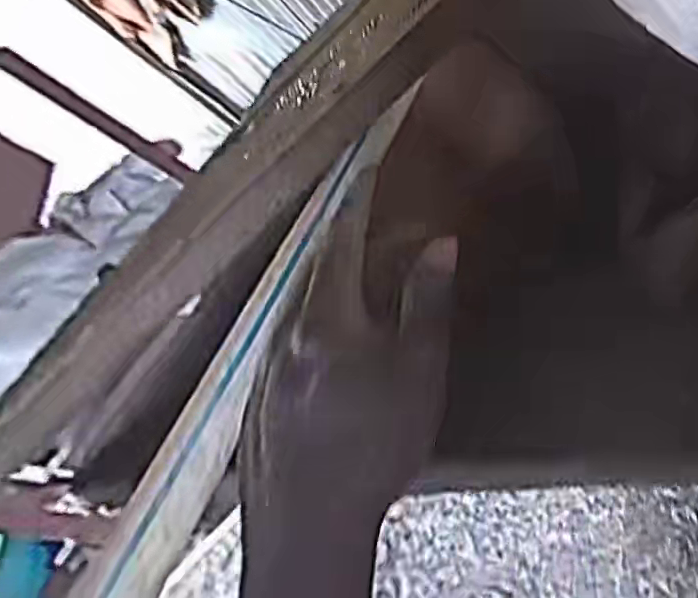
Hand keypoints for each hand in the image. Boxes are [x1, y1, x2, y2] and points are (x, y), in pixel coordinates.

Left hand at [240, 232, 456, 592]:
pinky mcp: (257, 396)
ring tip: (360, 276)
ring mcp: (265, 367)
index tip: (363, 168)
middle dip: (343, 240)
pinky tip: (335, 339)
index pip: (340, 242)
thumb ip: (427, 301)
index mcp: (327, 320)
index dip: (353, 202)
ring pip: (300, 303)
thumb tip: (440, 243)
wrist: (310, 530)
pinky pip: (288, 334)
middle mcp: (286, 334)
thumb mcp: (420, 370)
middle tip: (372, 224)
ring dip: (330, 279)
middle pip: (315, 269)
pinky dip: (315, 315)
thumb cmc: (377, 444)